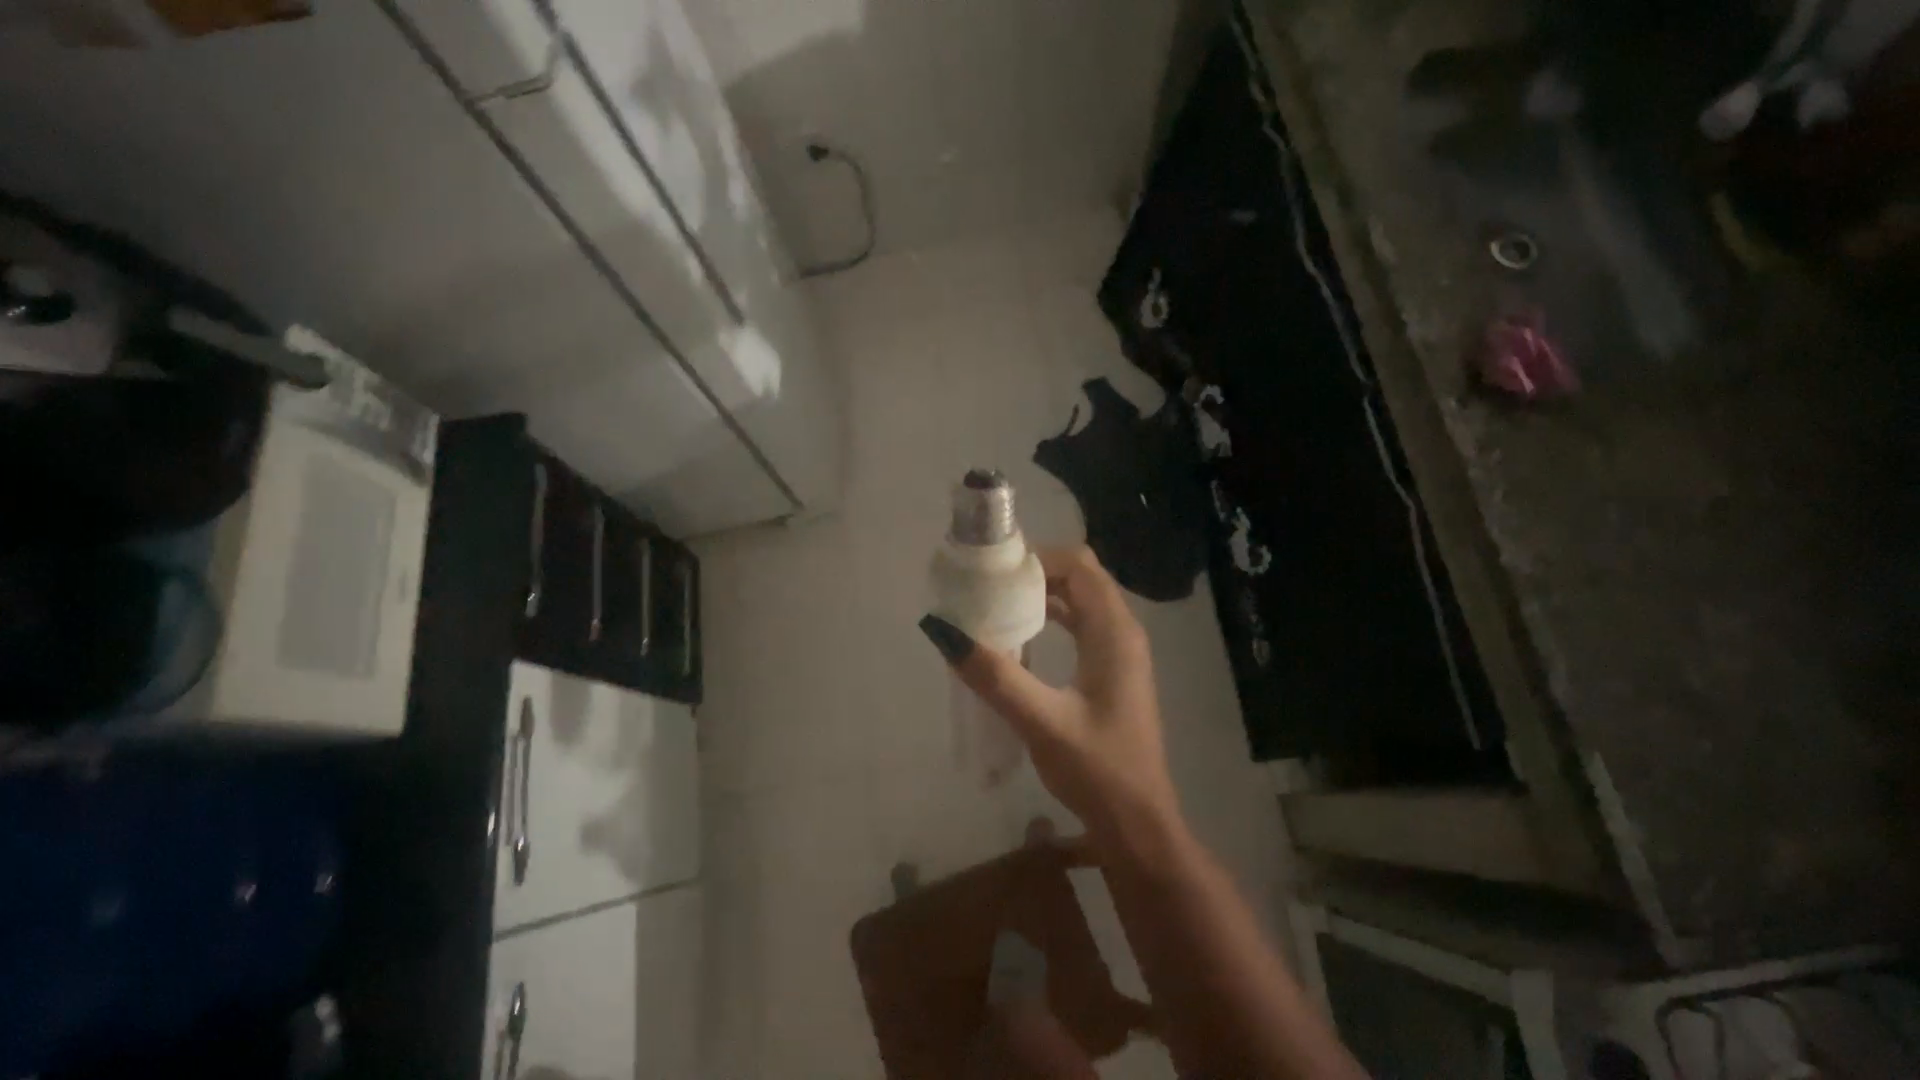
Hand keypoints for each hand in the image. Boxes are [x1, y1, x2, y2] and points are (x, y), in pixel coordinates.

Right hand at [920, 546, 1185, 858]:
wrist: (1138, 823)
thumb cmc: (1097, 770)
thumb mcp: (1040, 722)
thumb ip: (994, 676)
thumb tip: (942, 630)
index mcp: (1114, 633)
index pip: (1078, 565)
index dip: (1035, 557)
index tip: (990, 570)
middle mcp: (1121, 633)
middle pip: (1078, 578)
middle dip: (1032, 574)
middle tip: (983, 586)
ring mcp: (1119, 654)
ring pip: (1078, 603)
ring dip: (1039, 598)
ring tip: (991, 607)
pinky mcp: (1111, 674)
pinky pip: (1079, 628)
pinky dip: (1049, 623)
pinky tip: (1016, 642)